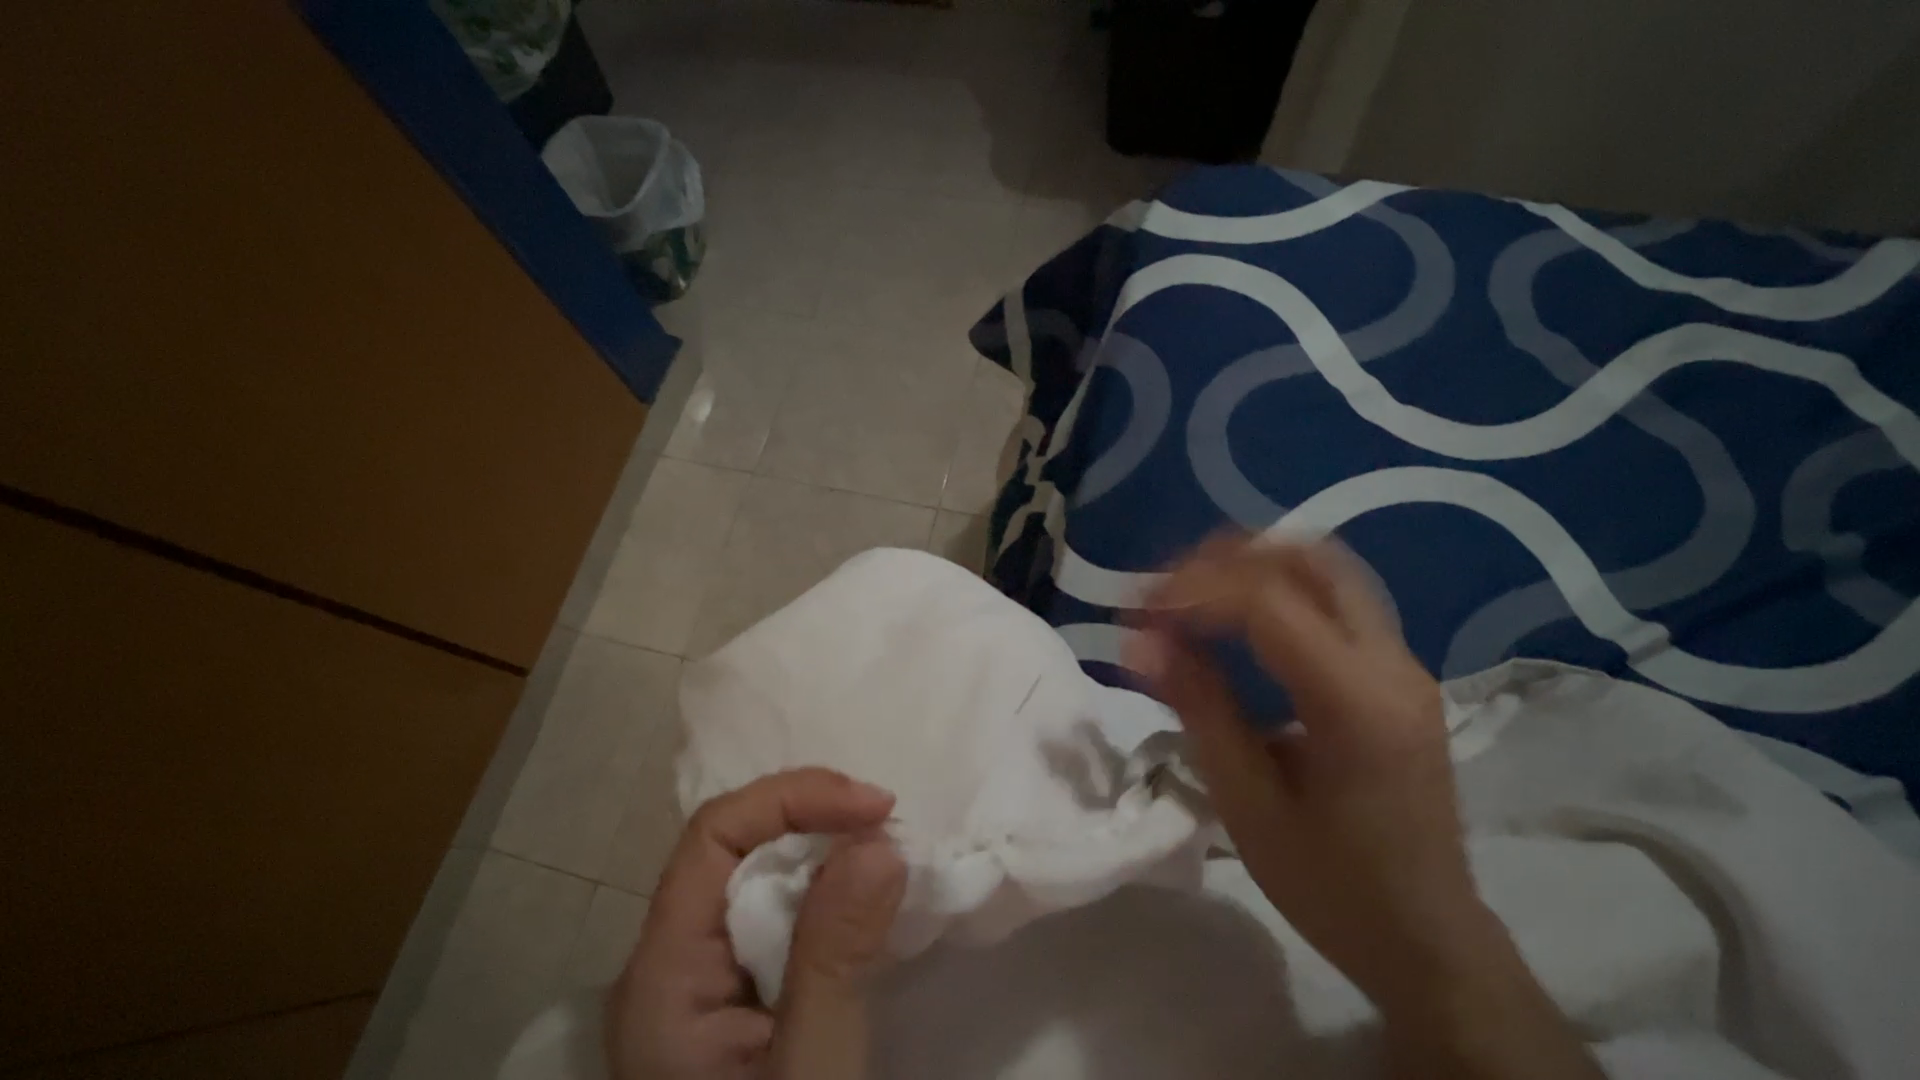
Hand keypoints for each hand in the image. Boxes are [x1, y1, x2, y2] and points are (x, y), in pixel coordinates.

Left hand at [606, 768, 907, 1079]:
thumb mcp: (809, 1072)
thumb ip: (834, 958)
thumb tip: (877, 840)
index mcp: (662, 978)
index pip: (713, 839)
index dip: (794, 799)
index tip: (879, 807)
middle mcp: (668, 967)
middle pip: (731, 852)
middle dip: (813, 821)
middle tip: (892, 828)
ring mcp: (698, 987)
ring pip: (755, 883)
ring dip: (824, 856)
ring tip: (889, 857)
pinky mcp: (732, 1004)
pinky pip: (773, 922)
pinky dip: (825, 899)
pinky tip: (865, 907)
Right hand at [1128, 536, 1600, 1078]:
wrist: (1427, 937)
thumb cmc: (1330, 884)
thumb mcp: (1247, 803)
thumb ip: (1199, 707)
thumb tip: (1139, 642)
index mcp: (1355, 702)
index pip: (1268, 603)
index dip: (1193, 591)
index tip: (1136, 611)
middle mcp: (1392, 665)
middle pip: (1311, 561)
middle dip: (1228, 558)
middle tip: (1165, 588)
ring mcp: (1405, 667)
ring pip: (1330, 573)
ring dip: (1257, 568)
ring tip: (1193, 596)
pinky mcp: (1400, 679)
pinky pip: (1339, 605)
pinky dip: (1281, 594)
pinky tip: (1237, 623)